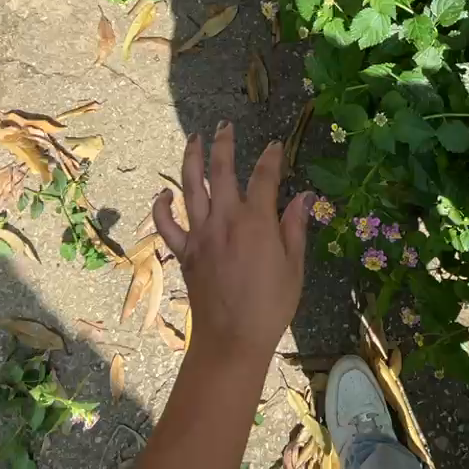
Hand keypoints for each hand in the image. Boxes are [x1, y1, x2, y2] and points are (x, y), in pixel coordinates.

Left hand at [153, 122, 310, 368]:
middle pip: (222, 170)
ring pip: (190, 186)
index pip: (265, 177)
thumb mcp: (293, 267)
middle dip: (224, 143)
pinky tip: (164, 192)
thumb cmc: (270, 306)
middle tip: (225, 126)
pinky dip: (162, 207)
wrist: (232, 342)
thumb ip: (295, 228)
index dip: (272, 158)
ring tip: (194, 139)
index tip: (276, 146)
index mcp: (256, 221)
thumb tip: (305, 197)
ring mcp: (201, 234)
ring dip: (192, 159)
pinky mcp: (185, 252)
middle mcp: (225, 219)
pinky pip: (168, 225)